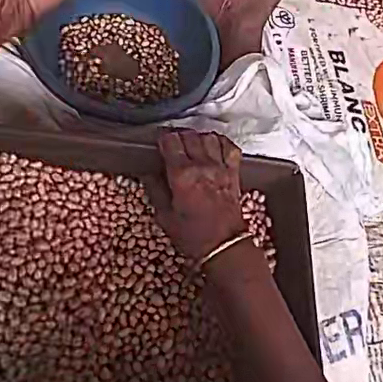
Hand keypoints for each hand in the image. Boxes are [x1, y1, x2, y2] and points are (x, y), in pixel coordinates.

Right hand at [145, 130, 246, 261]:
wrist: (224, 245)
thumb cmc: (194, 235)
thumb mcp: (165, 216)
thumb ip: (156, 190)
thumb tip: (148, 174)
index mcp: (182, 175)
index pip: (171, 142)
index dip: (163, 138)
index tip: (159, 141)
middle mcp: (202, 166)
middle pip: (190, 136)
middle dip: (179, 136)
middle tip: (173, 143)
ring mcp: (221, 168)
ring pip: (209, 137)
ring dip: (198, 137)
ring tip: (191, 144)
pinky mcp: (234, 172)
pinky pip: (230, 147)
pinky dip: (221, 142)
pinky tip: (214, 147)